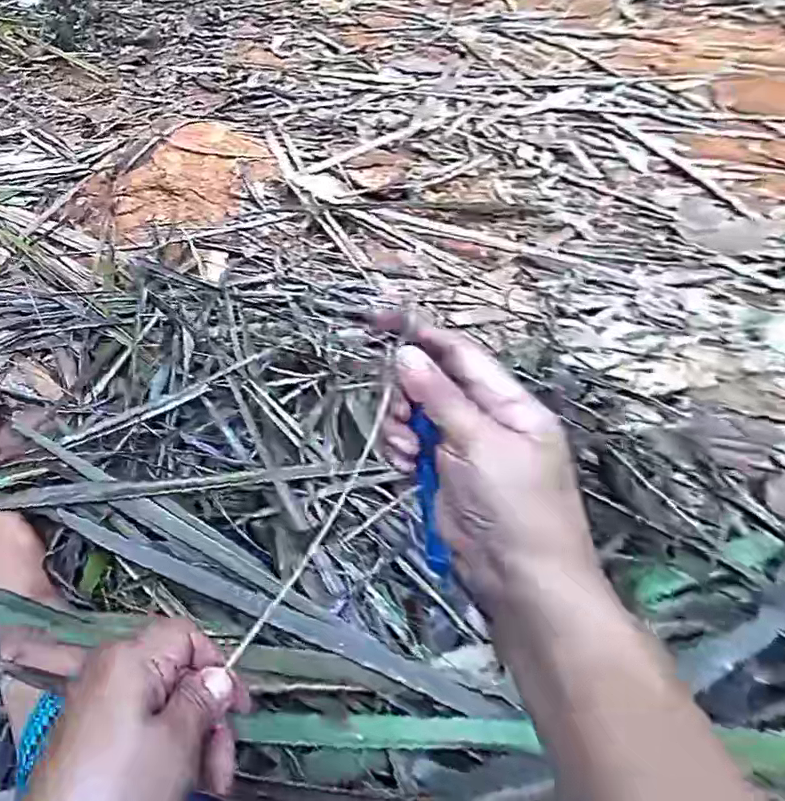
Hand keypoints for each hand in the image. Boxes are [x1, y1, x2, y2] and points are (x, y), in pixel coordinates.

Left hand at [25, 618, 249, 800]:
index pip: (182, 632)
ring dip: (195, 738)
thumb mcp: (175, 742)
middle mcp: (113, 664)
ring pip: (166, 700)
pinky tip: (181, 778)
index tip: (240, 710)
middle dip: (209, 716)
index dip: (217, 665)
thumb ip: (200, 702)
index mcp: (129, 656)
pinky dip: (169, 743)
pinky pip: (145, 718)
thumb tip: (219, 675)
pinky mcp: (100, 718)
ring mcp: (104, 690)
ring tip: (206, 783)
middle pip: (178, 672)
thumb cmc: (122, 778)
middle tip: (220, 767)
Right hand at [376, 315, 601, 612]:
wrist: (516, 573)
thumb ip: (439, 395)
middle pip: (424, 380)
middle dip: (402, 395)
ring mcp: (460, 441)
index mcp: (510, 405)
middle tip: (402, 418)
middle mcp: (484, 417)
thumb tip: (406, 352)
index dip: (419, 333)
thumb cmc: (514, 506)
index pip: (458, 354)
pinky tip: (407, 467)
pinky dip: (397, 448)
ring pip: (407, 409)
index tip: (375, 320)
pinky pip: (402, 438)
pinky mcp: (438, 463)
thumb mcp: (477, 443)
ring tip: (409, 453)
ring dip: (397, 426)